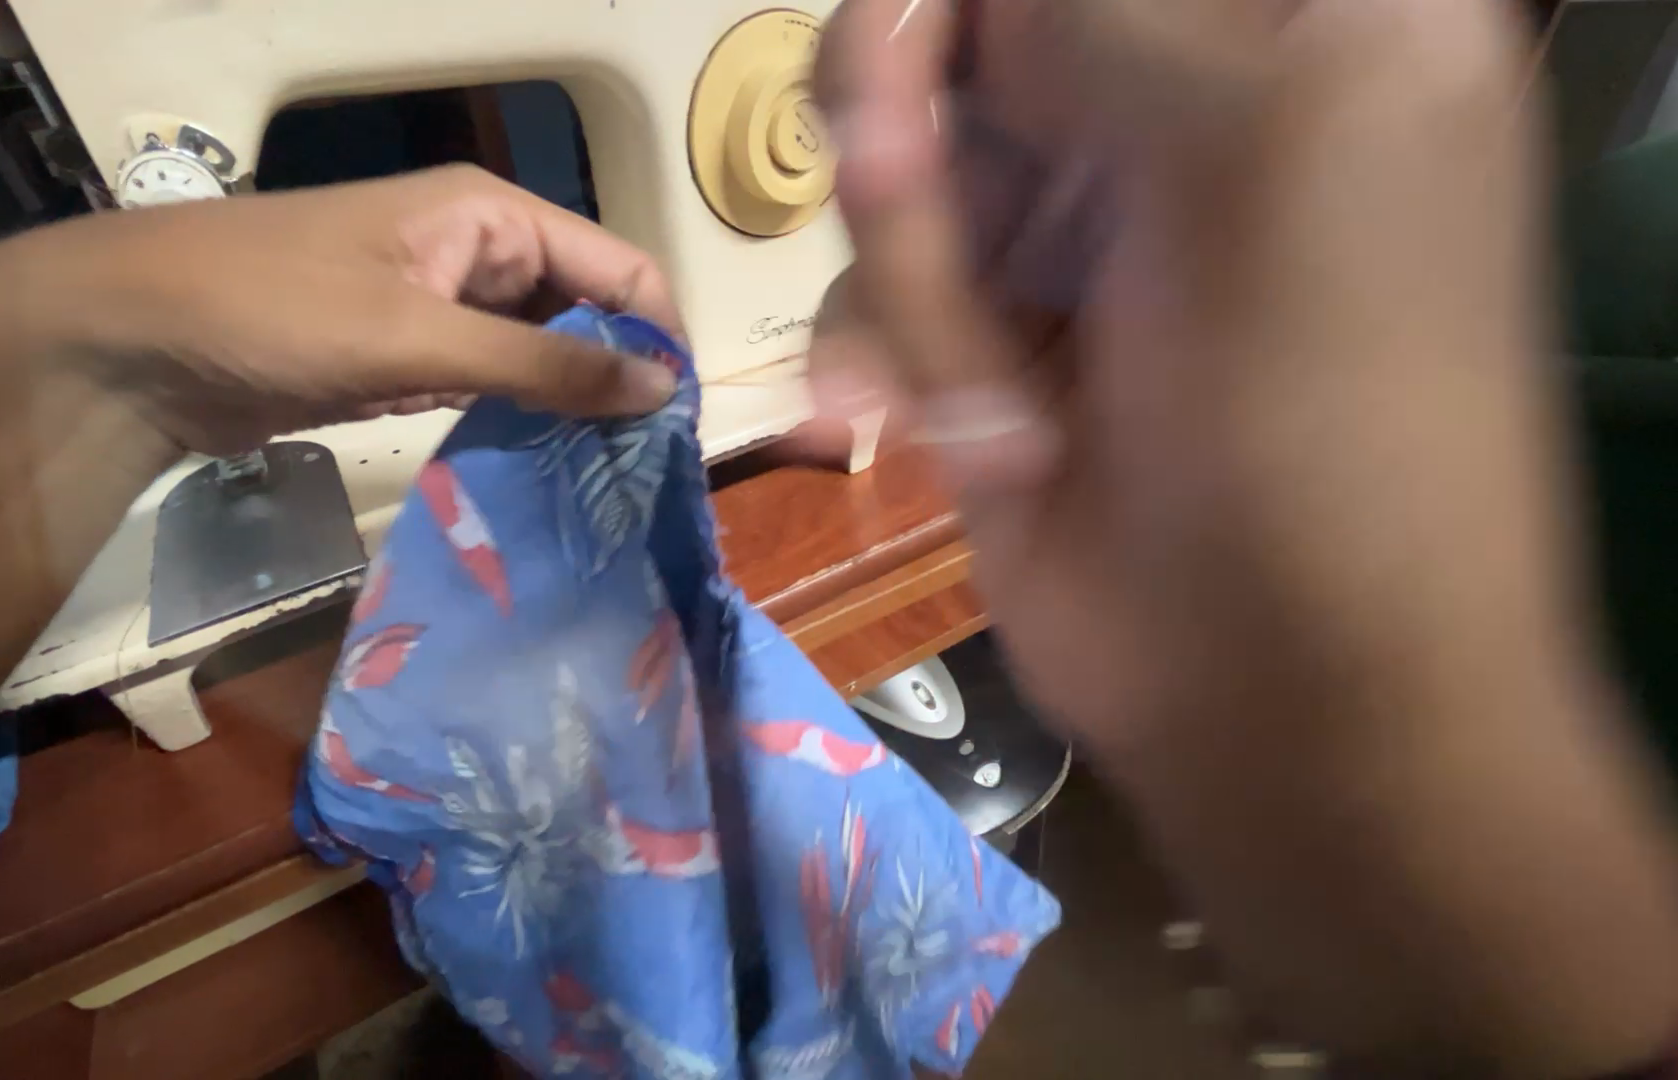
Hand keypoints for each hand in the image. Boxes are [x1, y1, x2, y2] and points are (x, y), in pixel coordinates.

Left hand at [0, 164, 681, 455]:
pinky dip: (535, 420)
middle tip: (647, 460)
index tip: (676, 417)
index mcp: (494, 216)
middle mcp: (486, 253)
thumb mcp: (420, 336)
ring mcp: (455, 308)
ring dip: (582, 406)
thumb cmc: (272, 311)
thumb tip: (660, 387)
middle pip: (591, 311)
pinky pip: (508, 385)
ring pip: (552, 354)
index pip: (620, 269)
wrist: (128, 344)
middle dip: (624, 377)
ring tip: (614, 472)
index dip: (658, 336)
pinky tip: (556, 465)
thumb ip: (547, 365)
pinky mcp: (426, 355)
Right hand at [813, 0, 1677, 1070]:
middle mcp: (1140, 126)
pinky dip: (879, 364)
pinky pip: (870, 310)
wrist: (1261, 671)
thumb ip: (1117, 25)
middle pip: (946, 54)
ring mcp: (1045, 249)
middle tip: (882, 183)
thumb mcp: (1267, 152)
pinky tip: (917, 434)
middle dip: (892, 129)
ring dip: (901, 287)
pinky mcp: (971, 351)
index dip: (952, 6)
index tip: (905, 68)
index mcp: (1269, 33)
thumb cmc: (1312, 413)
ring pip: (889, 196)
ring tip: (969, 407)